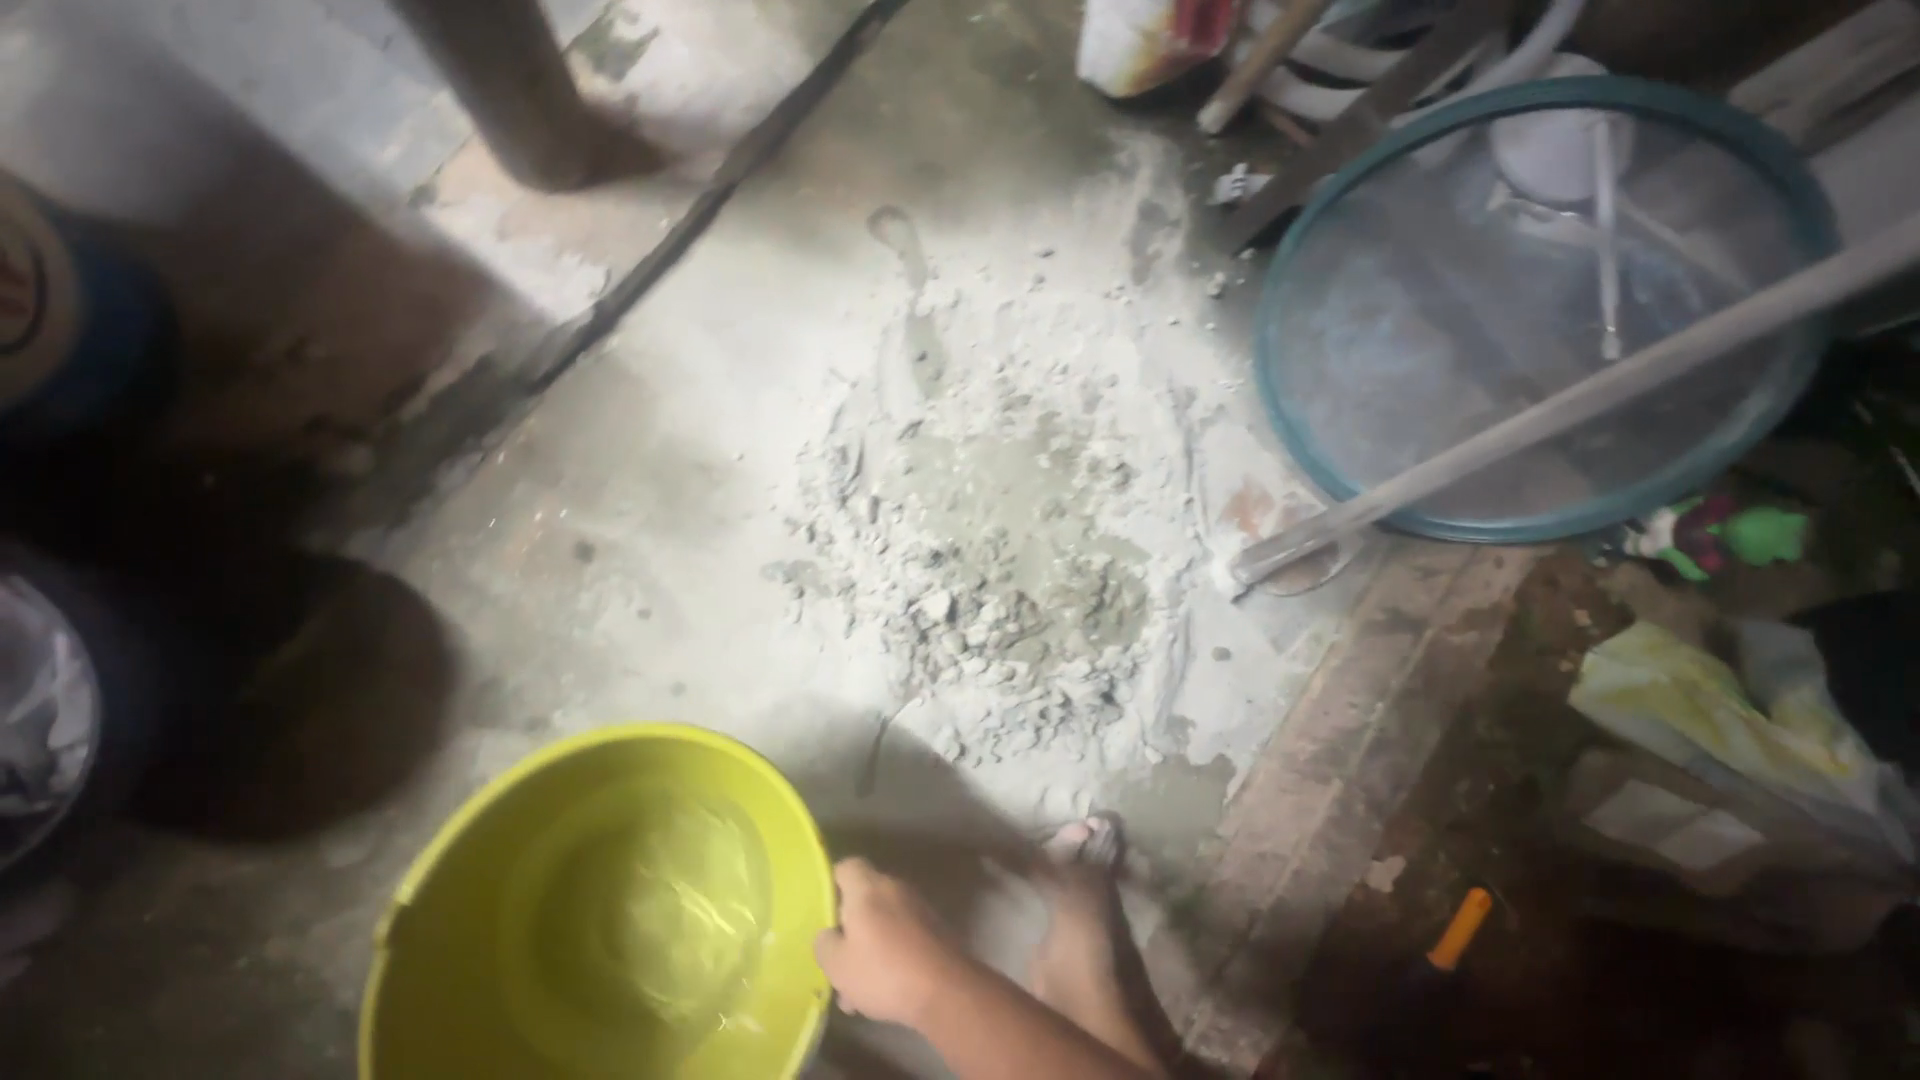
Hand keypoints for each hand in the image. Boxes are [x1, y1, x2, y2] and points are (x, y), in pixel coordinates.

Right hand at [814, 857, 966, 1026]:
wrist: (945, 989)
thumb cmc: (883, 971)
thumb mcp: (837, 965)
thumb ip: (824, 944)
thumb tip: (829, 934)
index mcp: (869, 888)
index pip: (847, 866)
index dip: (833, 885)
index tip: (825, 913)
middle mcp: (895, 888)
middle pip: (865, 898)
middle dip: (850, 928)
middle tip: (838, 961)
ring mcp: (919, 908)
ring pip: (883, 922)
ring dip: (869, 948)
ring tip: (857, 991)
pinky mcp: (935, 929)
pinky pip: (903, 936)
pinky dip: (891, 955)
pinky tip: (884, 990)